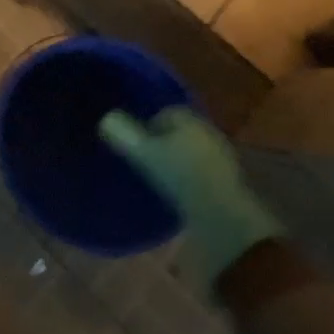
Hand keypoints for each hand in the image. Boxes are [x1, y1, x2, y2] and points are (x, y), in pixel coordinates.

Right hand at [100, 107, 283, 292]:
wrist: (226, 222)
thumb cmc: (181, 177)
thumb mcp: (142, 153)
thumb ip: (122, 133)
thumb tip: (105, 120)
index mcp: (189, 118)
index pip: (163, 111)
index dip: (144, 123)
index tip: (129, 140)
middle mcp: (208, 132)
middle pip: (178, 132)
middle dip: (160, 141)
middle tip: (138, 157)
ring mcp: (222, 160)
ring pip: (189, 153)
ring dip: (174, 162)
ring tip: (153, 177)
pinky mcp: (229, 186)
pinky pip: (199, 174)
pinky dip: (186, 179)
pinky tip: (173, 194)